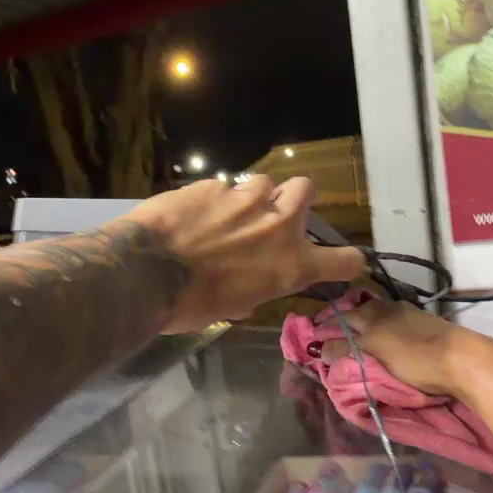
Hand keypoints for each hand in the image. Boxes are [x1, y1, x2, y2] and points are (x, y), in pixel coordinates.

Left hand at [125, 175, 366, 332]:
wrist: (144, 274)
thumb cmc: (189, 306)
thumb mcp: (230, 309)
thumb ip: (250, 293)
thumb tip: (246, 294)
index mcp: (289, 266)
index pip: (345, 260)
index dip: (348, 259)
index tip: (346, 260)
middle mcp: (277, 227)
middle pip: (307, 189)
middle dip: (294, 198)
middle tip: (274, 212)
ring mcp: (246, 199)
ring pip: (262, 182)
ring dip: (250, 196)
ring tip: (225, 213)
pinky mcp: (213, 185)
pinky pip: (222, 186)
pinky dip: (212, 199)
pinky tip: (191, 214)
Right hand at [319, 299, 492, 398]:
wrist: (461, 359)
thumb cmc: (413, 356)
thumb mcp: (372, 354)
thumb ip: (344, 349)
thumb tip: (317, 349)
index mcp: (372, 312)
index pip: (342, 315)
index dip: (327, 326)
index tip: (315, 337)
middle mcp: (389, 308)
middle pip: (361, 313)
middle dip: (348, 324)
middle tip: (336, 340)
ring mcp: (410, 315)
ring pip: (381, 318)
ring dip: (369, 327)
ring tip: (361, 343)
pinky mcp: (426, 326)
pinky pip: (397, 326)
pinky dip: (387, 332)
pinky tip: (388, 343)